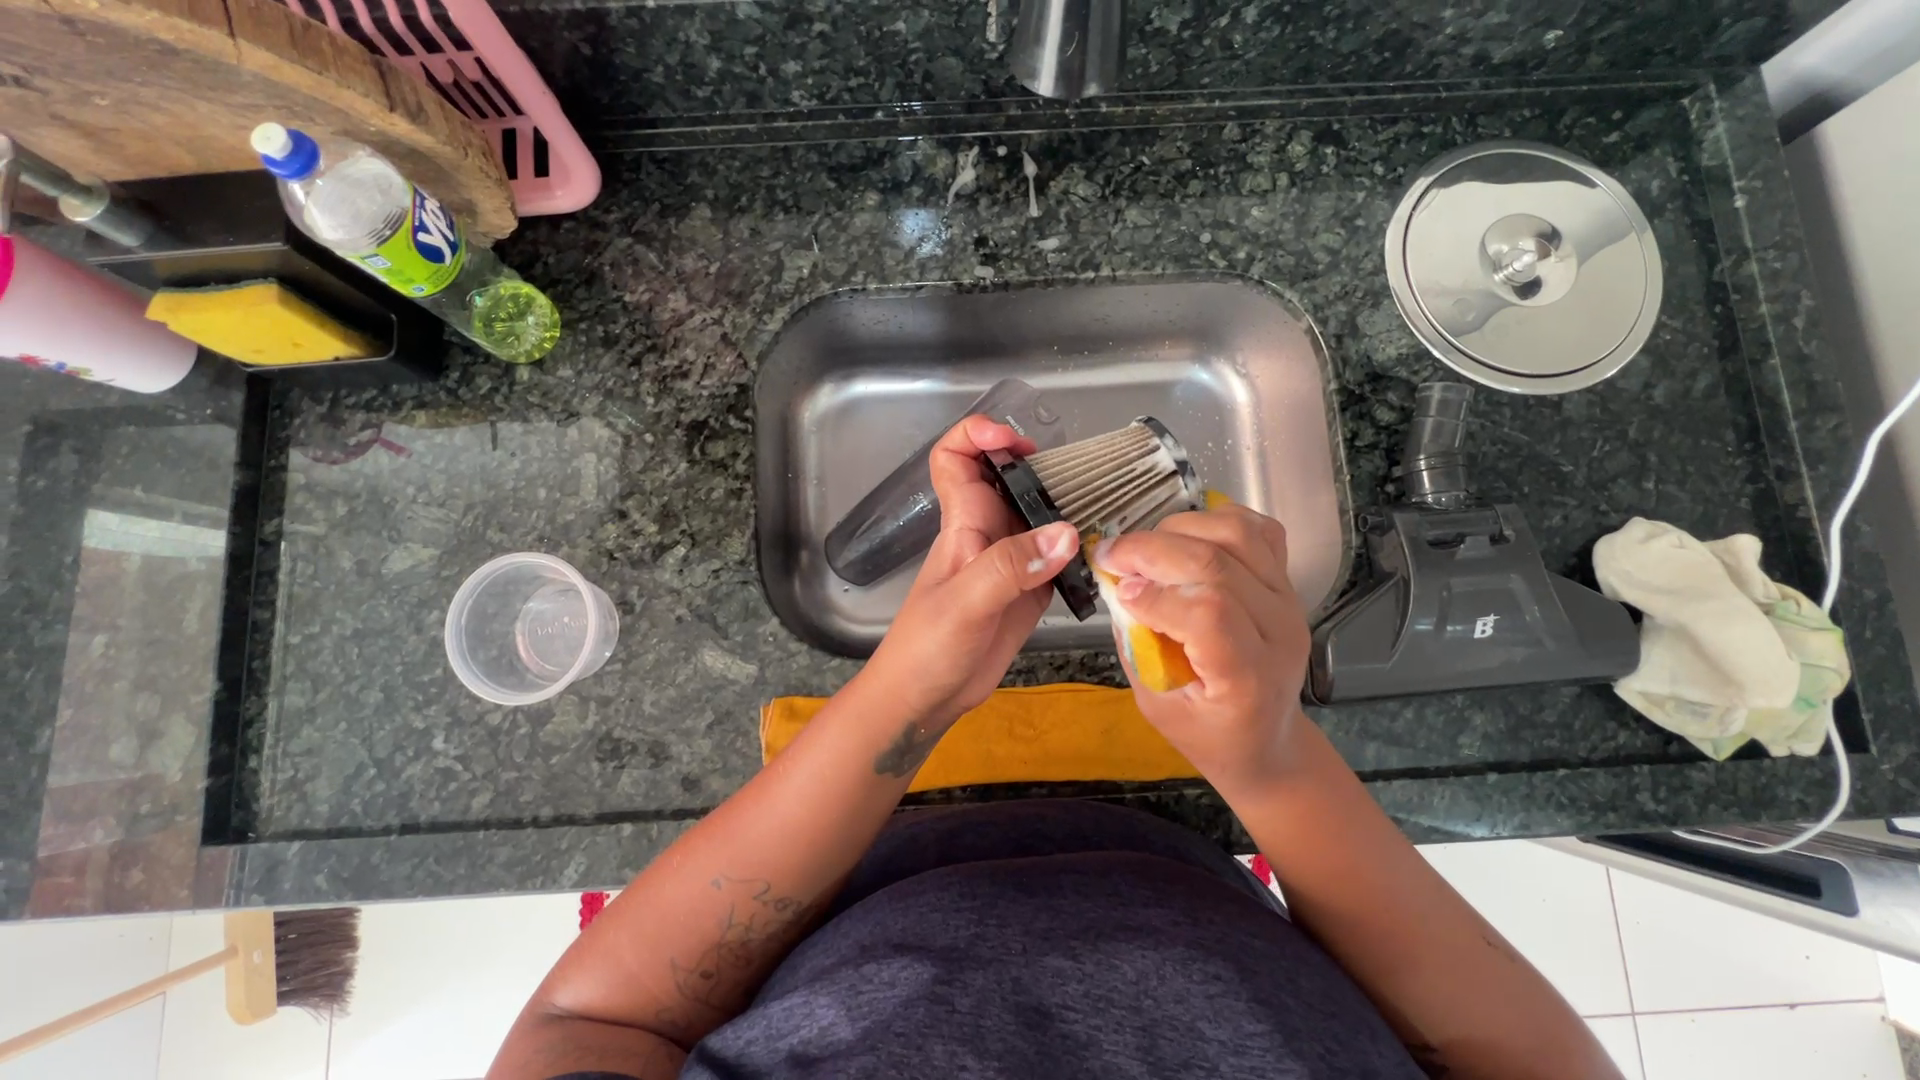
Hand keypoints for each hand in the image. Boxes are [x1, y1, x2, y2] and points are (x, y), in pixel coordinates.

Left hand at [864, 415, 1079, 724]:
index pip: (955, 459)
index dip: (978, 435)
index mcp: (963, 524)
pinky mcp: (1028, 591)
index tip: (1014, 442)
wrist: (925, 699)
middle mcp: (988, 534)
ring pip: (1037, 516)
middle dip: (1038, 466)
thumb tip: (1066, 533)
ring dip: (1065, 506)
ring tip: (1103, 506)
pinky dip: (1076, 551)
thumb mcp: (965, 603)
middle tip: (1079, 476)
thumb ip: (1010, 567)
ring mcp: (1010, 563)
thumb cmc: (927, 647)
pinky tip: (1100, 554)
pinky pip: (1056, 557)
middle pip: (1008, 480)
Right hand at [1095, 504, 1311, 793]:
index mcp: (1248, 677)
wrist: (1266, 738)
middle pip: (1218, 563)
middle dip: (1152, 551)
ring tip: (1144, 548)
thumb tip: (1119, 589)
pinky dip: (1215, 520)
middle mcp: (1279, 630)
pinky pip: (1257, 529)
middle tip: (1111, 556)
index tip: (1118, 591)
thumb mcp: (1157, 707)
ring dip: (1179, 529)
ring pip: (1237, 534)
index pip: (1210, 614)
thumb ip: (1138, 647)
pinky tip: (1183, 538)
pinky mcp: (1286, 580)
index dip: (1157, 594)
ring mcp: (1288, 599)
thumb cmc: (1208, 732)